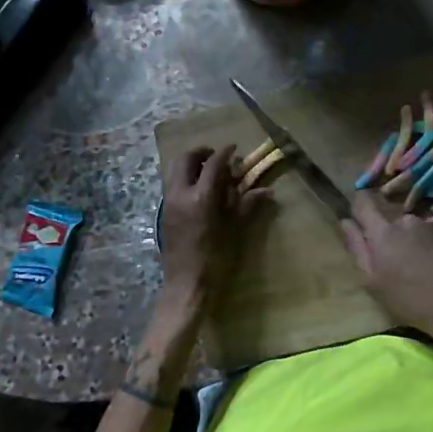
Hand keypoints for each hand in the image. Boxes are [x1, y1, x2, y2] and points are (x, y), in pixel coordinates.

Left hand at [160, 144, 268, 296]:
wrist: (187, 283)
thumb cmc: (216, 258)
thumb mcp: (235, 230)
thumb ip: (248, 205)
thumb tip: (268, 191)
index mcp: (201, 196)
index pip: (213, 163)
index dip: (224, 152)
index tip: (234, 148)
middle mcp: (181, 193)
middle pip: (185, 159)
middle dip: (201, 153)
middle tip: (217, 157)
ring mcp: (169, 203)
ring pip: (176, 170)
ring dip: (192, 165)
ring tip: (210, 173)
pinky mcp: (164, 213)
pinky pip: (174, 185)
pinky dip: (186, 179)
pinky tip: (201, 192)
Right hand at [340, 191, 432, 356]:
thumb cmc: (410, 299)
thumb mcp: (373, 280)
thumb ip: (357, 247)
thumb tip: (346, 222)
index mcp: (383, 230)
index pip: (363, 201)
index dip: (358, 209)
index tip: (358, 224)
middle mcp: (406, 220)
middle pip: (387, 217)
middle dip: (384, 233)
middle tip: (389, 261)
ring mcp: (430, 225)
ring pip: (408, 227)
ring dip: (407, 241)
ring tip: (413, 268)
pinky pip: (427, 235)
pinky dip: (424, 246)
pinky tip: (431, 268)